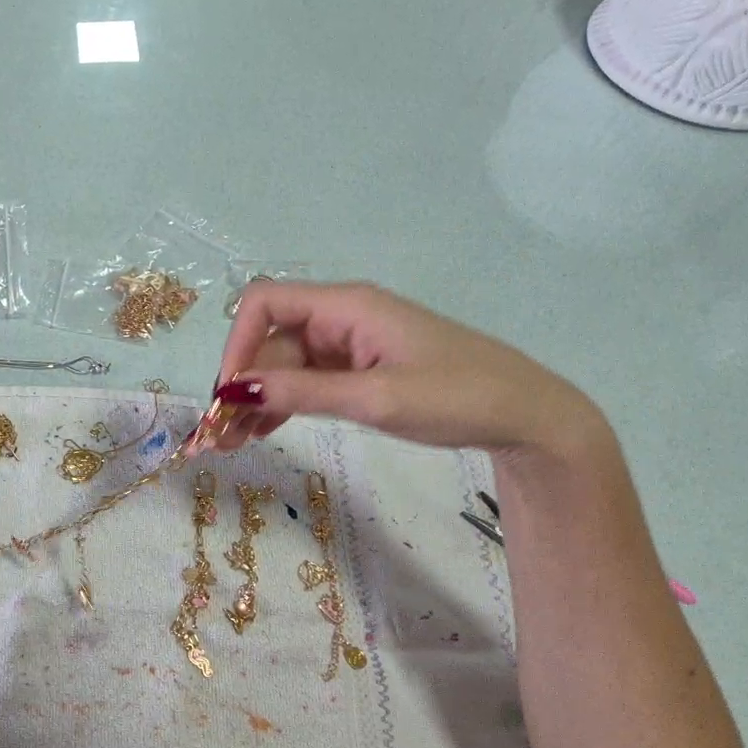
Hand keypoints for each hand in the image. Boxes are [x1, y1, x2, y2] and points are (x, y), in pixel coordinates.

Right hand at [208, 281, 605, 456]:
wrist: (531, 419)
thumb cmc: (459, 397)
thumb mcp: (377, 398)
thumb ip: (304, 391)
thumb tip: (235, 390)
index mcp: (346, 307)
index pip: (265, 302)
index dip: (237, 342)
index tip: (228, 392)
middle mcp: (339, 320)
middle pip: (269, 343)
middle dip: (239, 386)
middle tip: (216, 437)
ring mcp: (348, 346)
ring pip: (282, 367)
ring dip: (252, 401)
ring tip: (227, 444)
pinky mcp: (357, 372)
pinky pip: (304, 383)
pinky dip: (279, 405)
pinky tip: (258, 433)